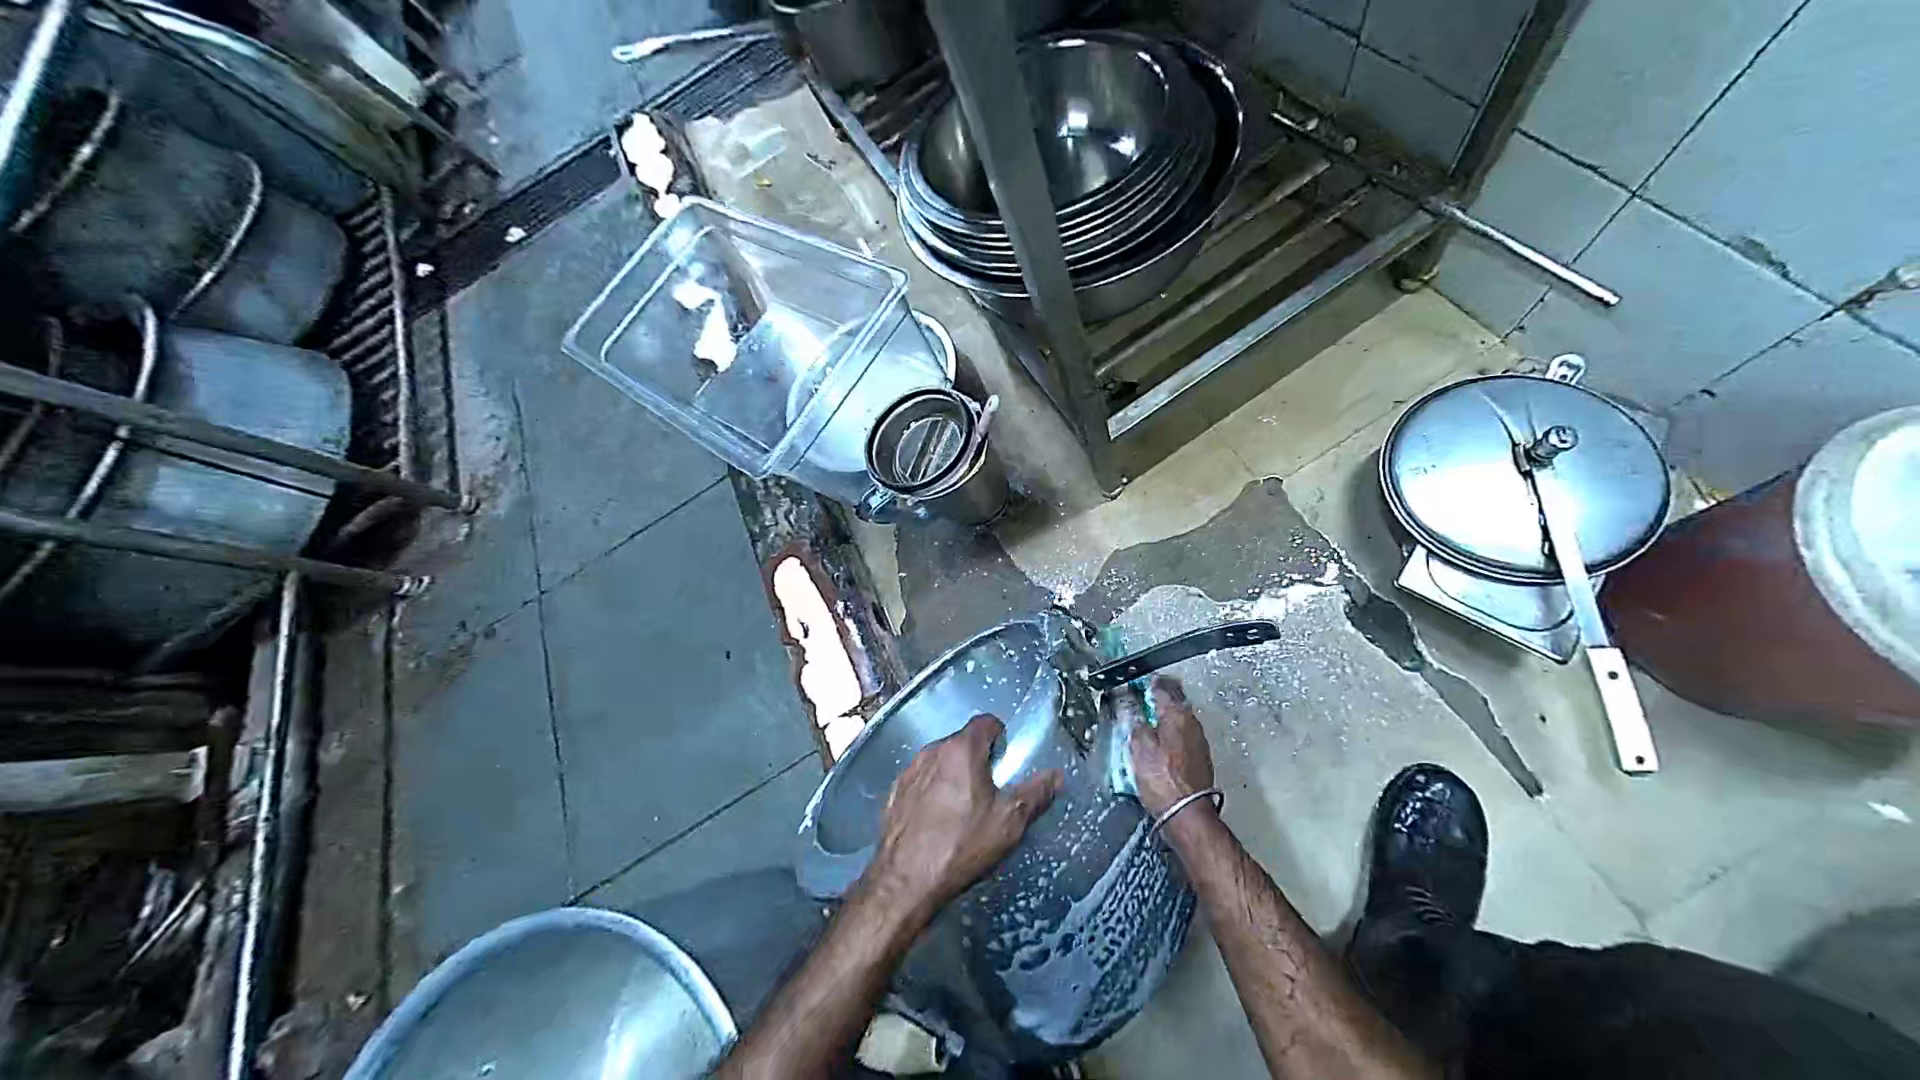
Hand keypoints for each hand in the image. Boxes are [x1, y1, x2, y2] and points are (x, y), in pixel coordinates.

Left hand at [863, 714, 1062, 919]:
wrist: (905, 880)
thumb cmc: (961, 845)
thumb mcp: (1008, 822)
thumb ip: (1035, 793)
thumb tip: (1056, 776)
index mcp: (961, 750)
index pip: (985, 722)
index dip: (1000, 736)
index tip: (1007, 759)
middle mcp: (932, 751)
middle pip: (962, 741)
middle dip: (978, 758)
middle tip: (991, 790)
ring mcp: (909, 770)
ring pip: (940, 760)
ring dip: (954, 774)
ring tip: (964, 808)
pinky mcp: (895, 791)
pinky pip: (921, 780)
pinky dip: (932, 790)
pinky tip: (937, 819)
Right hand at [1130, 676, 1214, 818]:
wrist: (1186, 815)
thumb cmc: (1163, 781)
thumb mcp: (1138, 745)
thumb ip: (1133, 720)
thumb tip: (1128, 704)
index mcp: (1178, 715)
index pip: (1162, 687)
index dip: (1145, 683)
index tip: (1133, 685)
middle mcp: (1193, 725)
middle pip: (1173, 703)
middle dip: (1154, 701)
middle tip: (1135, 703)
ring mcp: (1198, 743)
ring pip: (1177, 722)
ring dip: (1161, 720)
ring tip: (1142, 726)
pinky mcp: (1198, 760)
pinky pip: (1180, 739)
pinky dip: (1167, 737)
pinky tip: (1155, 747)